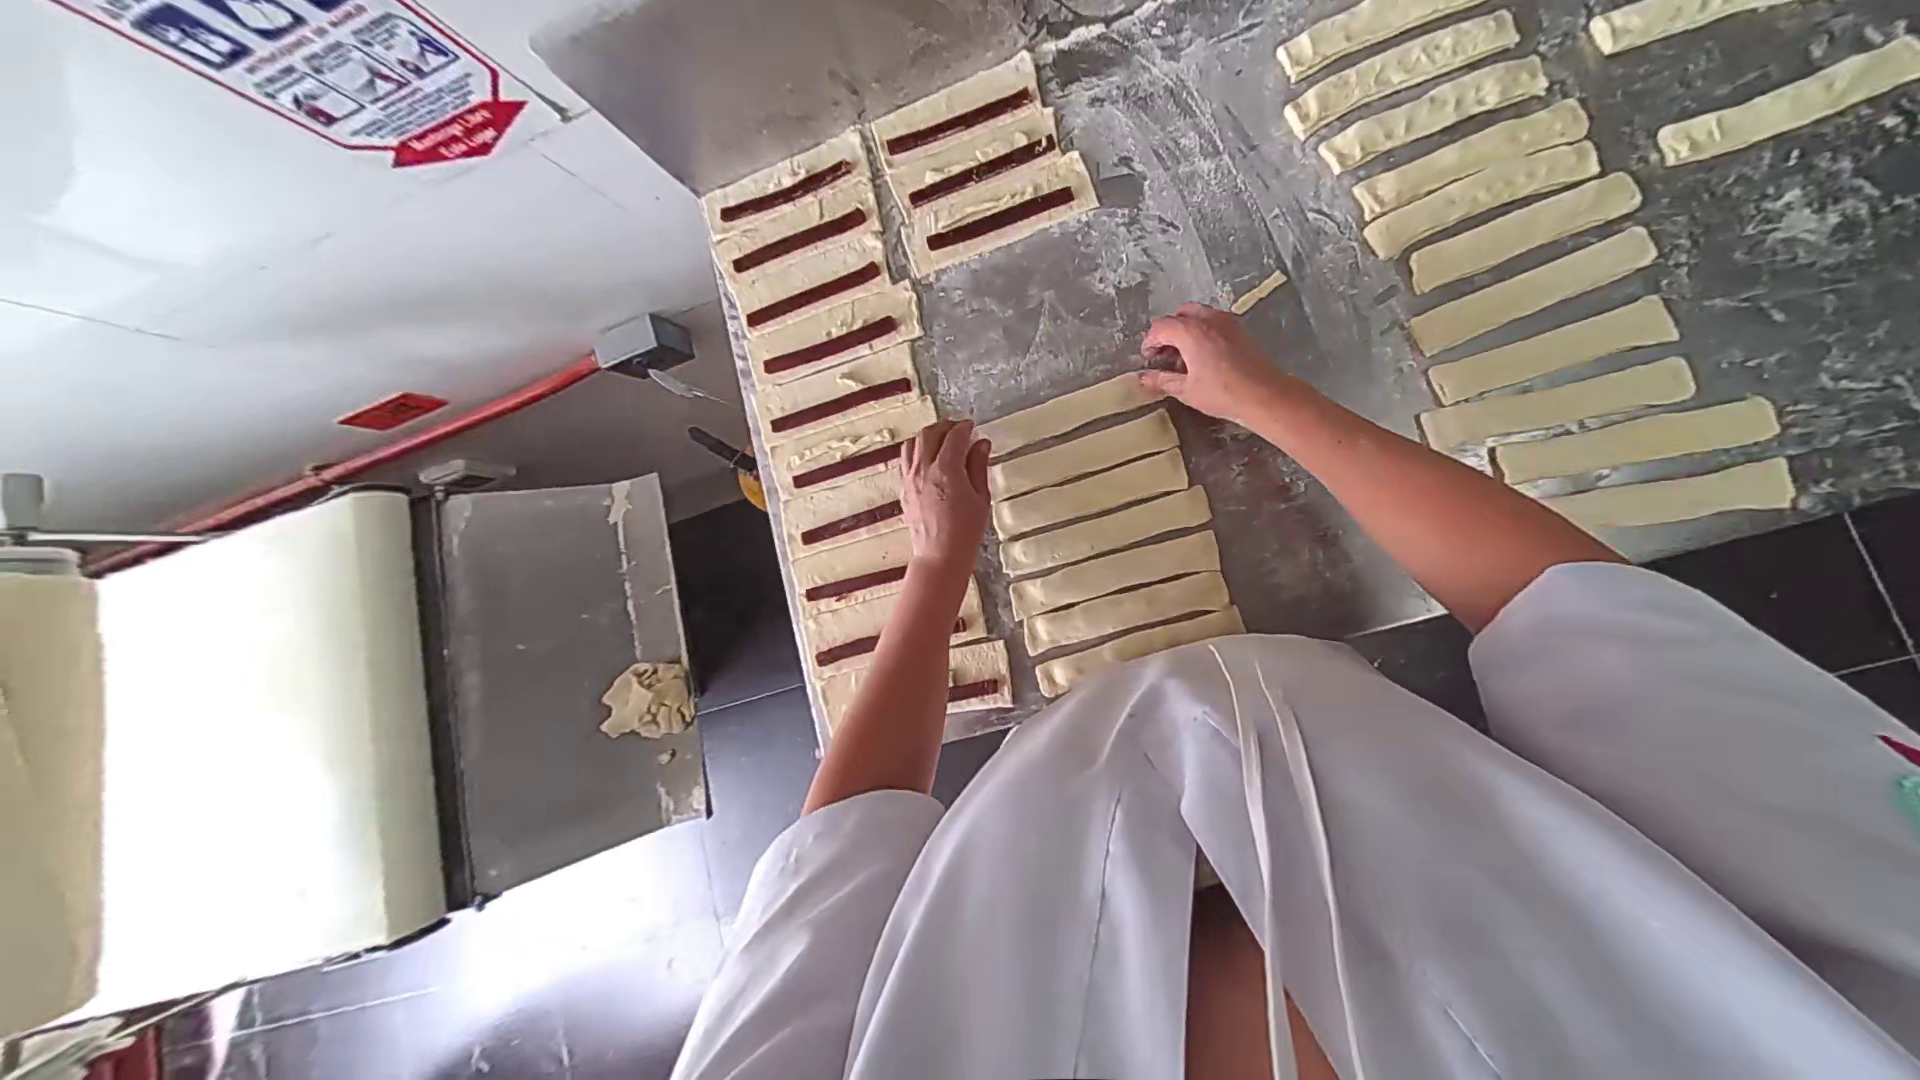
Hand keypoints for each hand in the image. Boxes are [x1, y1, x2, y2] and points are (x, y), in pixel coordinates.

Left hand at [899, 419, 991, 572]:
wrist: (940, 554)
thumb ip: (978, 466)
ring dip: (927, 436)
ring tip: (940, 440)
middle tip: (957, 429)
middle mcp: (924, 470)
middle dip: (945, 426)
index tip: (971, 426)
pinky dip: (917, 452)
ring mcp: (910, 479)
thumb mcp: (981, 497)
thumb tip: (981, 445)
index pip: (954, 436)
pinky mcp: (904, 490)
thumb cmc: (964, 531)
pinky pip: (906, 461)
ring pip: (913, 444)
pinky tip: (927, 458)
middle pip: (929, 434)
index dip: (964, 427)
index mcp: (946, 469)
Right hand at [1137, 303, 1307, 426]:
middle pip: (1179, 315)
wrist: (1262, 395)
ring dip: (1185, 331)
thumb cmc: (1222, 392)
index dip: (1150, 342)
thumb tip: (1142, 378)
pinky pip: (1213, 321)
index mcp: (1191, 331)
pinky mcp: (1239, 329)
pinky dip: (1202, 332)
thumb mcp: (1185, 390)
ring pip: (1197, 315)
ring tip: (1183, 358)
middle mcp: (1209, 319)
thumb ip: (1161, 380)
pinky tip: (1202, 357)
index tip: (1148, 358)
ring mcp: (1227, 322)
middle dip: (1167, 332)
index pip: (1160, 327)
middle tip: (1164, 355)